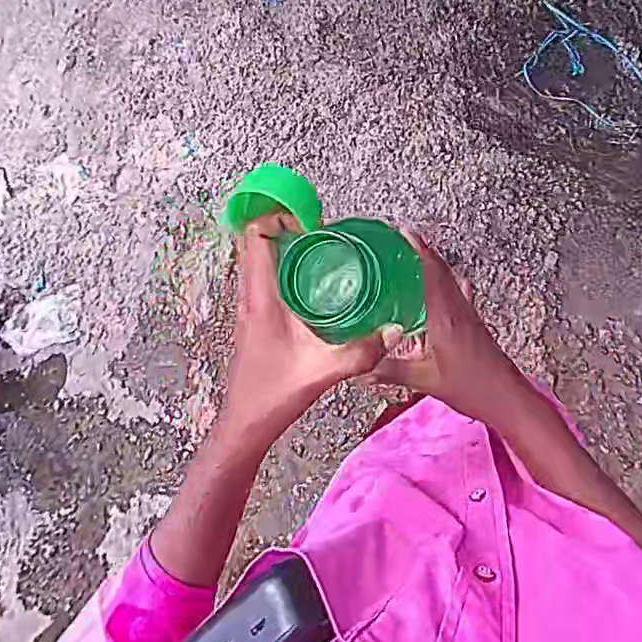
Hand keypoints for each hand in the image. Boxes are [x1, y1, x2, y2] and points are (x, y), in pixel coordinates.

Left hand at [222, 212, 398, 447]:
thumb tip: (395, 331)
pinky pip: (264, 276)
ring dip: (282, 244)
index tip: (310, 223)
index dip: (279, 217)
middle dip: (285, 225)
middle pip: (256, 241)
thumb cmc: (274, 395)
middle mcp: (250, 296)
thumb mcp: (323, 371)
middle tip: (321, 231)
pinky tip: (313, 280)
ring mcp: (250, 306)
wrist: (246, 423)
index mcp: (261, 298)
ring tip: (319, 248)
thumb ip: (362, 352)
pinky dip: (283, 265)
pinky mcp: (255, 317)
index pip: (255, 236)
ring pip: (258, 258)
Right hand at [367, 230, 533, 426]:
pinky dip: (445, 285)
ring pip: (450, 281)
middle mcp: (459, 310)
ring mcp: (469, 316)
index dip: (418, 249)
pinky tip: (440, 291)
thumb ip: (393, 372)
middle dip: (423, 252)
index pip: (432, 272)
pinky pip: (456, 295)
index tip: (404, 232)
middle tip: (403, 240)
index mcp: (446, 316)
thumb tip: (364, 369)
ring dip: (434, 266)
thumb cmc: (473, 388)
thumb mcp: (426, 381)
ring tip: (415, 260)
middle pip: (442, 271)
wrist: (507, 398)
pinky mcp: (474, 325)